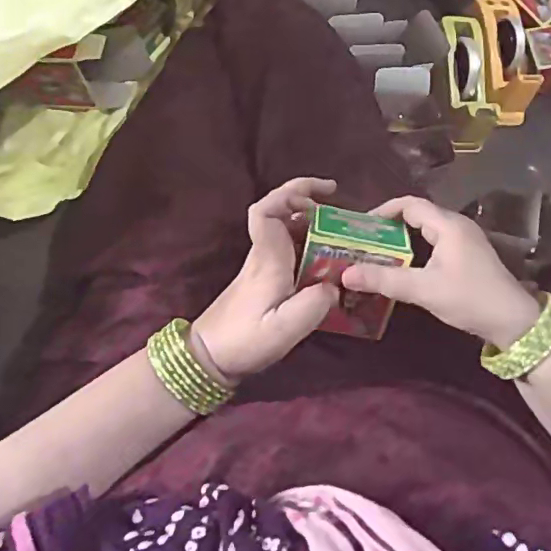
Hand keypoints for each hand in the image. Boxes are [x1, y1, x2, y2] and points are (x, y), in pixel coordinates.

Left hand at [193, 177, 340, 380]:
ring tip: (342, 233)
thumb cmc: (244, 341)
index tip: (324, 193)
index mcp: (268, 259)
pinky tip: (328, 260)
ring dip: (312, 223)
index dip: (292, 192)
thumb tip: (335, 285)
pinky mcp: (264, 278)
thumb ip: (314, 305)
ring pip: (286, 229)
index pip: (266, 210)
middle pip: (279, 211)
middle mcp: (264, 254)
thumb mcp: (285, 329)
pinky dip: (309, 244)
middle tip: (339, 210)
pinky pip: (289, 247)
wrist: (209, 358)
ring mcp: (262, 265)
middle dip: (308, 200)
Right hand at [341, 196, 541, 347]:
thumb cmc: (469, 299)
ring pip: (427, 229)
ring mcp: (466, 240)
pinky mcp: (469, 255)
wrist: (513, 321)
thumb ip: (384, 280)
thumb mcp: (423, 289)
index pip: (410, 204)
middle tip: (365, 242)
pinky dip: (417, 248)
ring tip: (378, 254)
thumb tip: (345, 274)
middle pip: (418, 214)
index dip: (383, 211)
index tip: (361, 227)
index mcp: (448, 225)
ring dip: (403, 239)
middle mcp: (458, 225)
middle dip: (389, 226)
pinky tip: (404, 266)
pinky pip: (436, 241)